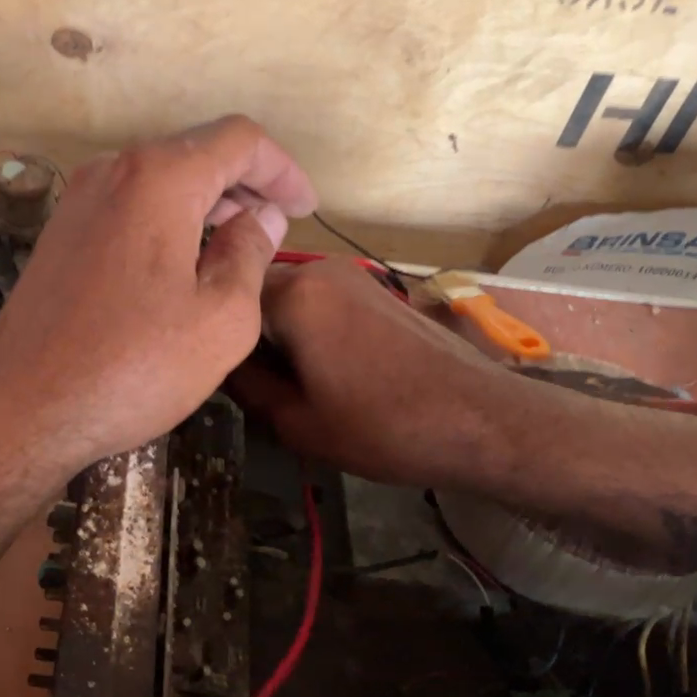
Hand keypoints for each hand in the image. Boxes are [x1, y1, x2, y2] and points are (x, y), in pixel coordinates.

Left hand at [0, 116, 316, 480]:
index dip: (282, 169)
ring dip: (203, 202)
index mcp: (157, 178)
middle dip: (243, 183)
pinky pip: (126, 208)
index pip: (238, 140)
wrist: (23, 410)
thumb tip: (259, 216)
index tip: (304, 209)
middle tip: (274, 227)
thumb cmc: (132, 367)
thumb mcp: (220, 317)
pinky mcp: (58, 235)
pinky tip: (180, 263)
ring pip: (157, 180)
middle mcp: (110, 172)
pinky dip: (165, 220)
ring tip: (235, 245)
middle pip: (194, 153)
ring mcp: (75, 202)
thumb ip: (250, 252)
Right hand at [227, 258, 530, 485]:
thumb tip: (217, 365)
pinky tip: (320, 370)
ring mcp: (351, 276)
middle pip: (254, 296)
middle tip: (248, 386)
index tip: (214, 377)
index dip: (214, 342)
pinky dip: (307, 330)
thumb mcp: (296, 422)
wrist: (482, 421)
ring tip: (284, 381)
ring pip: (286, 299)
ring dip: (276, 334)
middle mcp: (318, 269)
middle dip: (245, 335)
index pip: (223, 303)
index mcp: (291, 293)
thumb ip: (245, 387)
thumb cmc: (382, 426)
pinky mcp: (375, 290)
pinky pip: (318, 303)